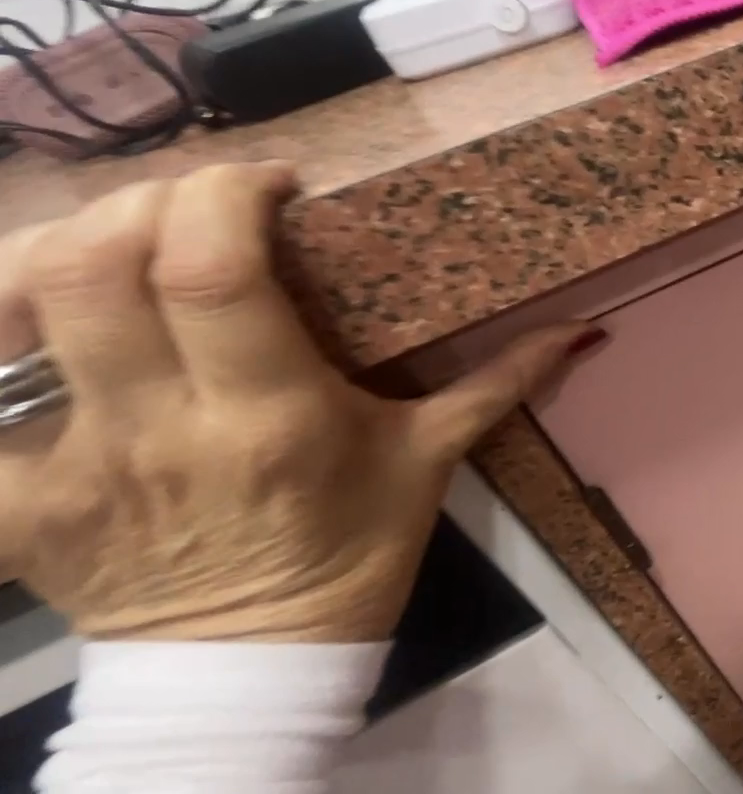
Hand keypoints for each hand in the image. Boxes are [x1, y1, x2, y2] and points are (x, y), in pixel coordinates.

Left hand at [0, 162, 596, 642]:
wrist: (245, 659)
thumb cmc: (357, 547)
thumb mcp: (434, 457)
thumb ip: (504, 380)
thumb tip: (586, 329)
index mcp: (275, 419)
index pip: (211, 276)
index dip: (224, 199)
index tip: (271, 181)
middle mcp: (157, 430)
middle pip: (92, 267)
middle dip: (145, 199)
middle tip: (205, 198)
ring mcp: (60, 463)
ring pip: (7, 305)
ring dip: (62, 242)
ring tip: (129, 234)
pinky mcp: (0, 493)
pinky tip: (53, 302)